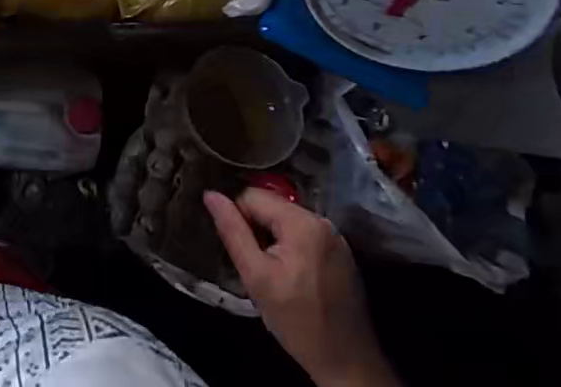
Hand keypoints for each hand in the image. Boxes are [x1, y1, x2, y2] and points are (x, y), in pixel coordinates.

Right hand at [205, 188, 398, 386]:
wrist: (349, 366)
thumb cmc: (298, 322)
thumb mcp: (256, 277)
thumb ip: (232, 231)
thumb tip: (210, 195)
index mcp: (302, 223)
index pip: (252, 197)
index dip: (239, 220)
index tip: (245, 254)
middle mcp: (322, 221)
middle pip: (271, 207)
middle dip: (257, 231)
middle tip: (259, 268)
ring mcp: (336, 238)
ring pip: (286, 221)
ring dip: (273, 240)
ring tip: (275, 275)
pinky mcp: (342, 253)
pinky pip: (304, 235)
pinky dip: (291, 248)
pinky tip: (294, 278)